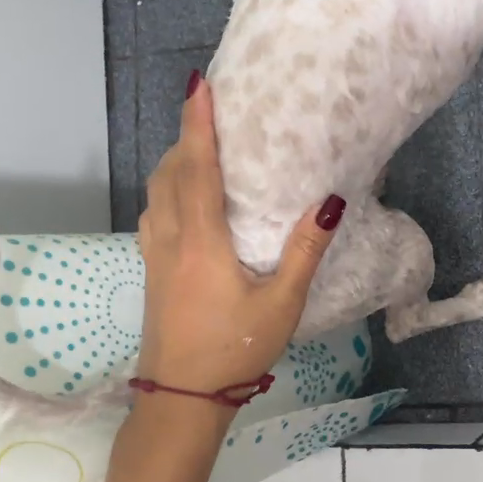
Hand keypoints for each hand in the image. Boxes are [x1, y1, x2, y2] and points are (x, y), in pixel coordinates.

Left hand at [133, 71, 343, 394]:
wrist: (182, 397)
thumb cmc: (235, 348)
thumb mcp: (282, 303)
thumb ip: (304, 252)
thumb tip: (330, 203)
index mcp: (201, 240)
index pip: (197, 169)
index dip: (197, 125)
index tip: (197, 85)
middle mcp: (170, 238)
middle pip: (169, 173)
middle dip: (186, 137)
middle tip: (210, 112)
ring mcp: (155, 255)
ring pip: (156, 192)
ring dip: (173, 162)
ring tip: (200, 148)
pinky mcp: (152, 271)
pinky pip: (154, 213)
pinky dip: (167, 189)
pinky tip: (184, 199)